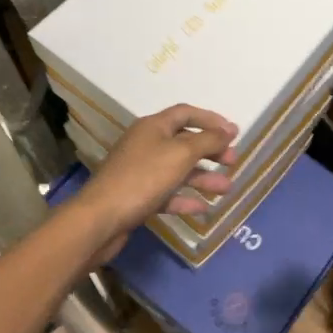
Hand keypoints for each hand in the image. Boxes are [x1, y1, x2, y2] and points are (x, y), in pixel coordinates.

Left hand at [72, 105, 237, 261]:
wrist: (99, 220)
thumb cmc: (142, 178)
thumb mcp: (181, 154)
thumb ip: (208, 141)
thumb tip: (228, 130)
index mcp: (153, 127)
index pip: (186, 113)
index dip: (211, 120)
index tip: (233, 133)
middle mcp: (146, 144)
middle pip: (184, 142)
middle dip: (210, 151)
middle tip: (232, 161)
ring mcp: (140, 171)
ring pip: (178, 170)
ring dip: (203, 178)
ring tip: (227, 189)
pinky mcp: (137, 197)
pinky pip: (167, 193)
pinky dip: (185, 198)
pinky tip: (203, 208)